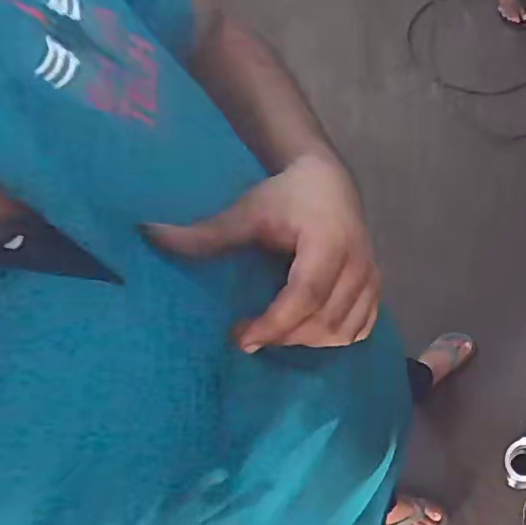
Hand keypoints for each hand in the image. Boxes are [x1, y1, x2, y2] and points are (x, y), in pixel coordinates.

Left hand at [144, 157, 381, 351]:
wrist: (332, 183)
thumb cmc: (288, 196)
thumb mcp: (248, 210)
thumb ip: (208, 232)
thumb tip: (149, 235)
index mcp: (328, 243)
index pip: (305, 296)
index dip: (275, 323)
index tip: (240, 337)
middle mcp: (357, 264)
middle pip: (325, 320)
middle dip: (285, 336)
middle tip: (250, 335)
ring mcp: (371, 277)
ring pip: (344, 330)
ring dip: (308, 341)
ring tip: (278, 332)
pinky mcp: (376, 286)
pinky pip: (361, 327)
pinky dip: (336, 337)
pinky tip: (310, 331)